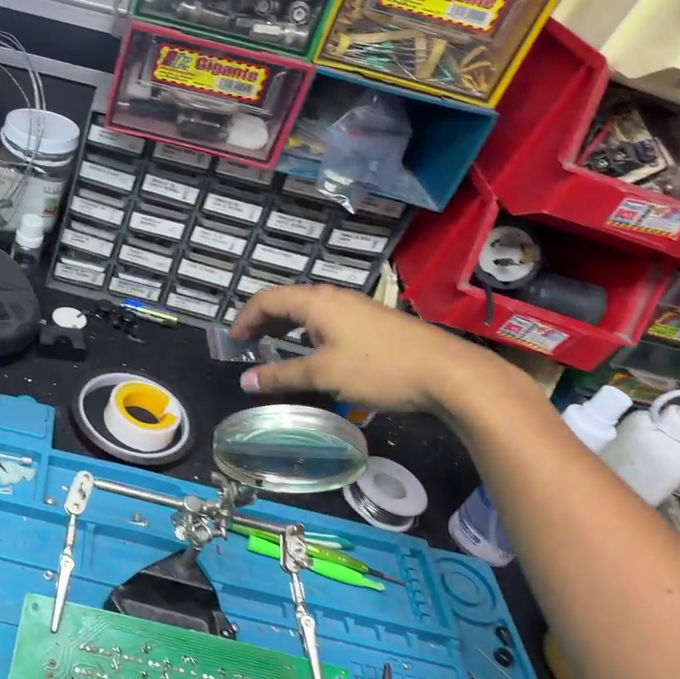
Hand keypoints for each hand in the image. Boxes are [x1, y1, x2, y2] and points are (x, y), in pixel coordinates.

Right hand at [229, 285, 504, 412]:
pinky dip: (307, 332)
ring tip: (274, 349)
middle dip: (262, 322)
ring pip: (308, 311)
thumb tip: (245, 381)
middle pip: (286, 301)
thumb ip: (281, 376)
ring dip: (285, 328)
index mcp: (316, 302)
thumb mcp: (324, 375)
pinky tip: (313, 352)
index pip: (266, 300)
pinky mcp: (371, 321)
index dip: (244, 320)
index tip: (232, 343)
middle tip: (247, 347)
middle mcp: (333, 297)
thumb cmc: (379, 369)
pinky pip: (326, 319)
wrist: (447, 372)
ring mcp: (355, 308)